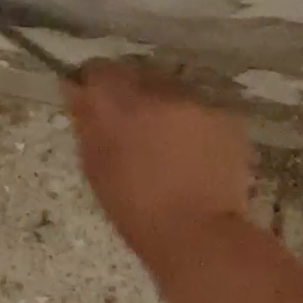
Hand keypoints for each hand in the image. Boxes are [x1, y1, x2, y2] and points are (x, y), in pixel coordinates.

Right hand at [65, 61, 252, 263]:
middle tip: (127, 128)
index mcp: (120, 106)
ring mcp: (197, 101)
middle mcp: (160, 92)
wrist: (196, 232)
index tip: (91, 101)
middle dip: (129, 94)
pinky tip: (188, 152)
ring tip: (161, 143)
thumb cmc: (133, 208)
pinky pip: (197, 107)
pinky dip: (189, 121)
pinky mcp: (226, 115)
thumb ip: (86, 121)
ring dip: (160, 106)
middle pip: (137, 74)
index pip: (100, 70)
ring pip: (170, 89)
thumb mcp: (96, 167)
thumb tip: (75, 89)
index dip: (93, 83)